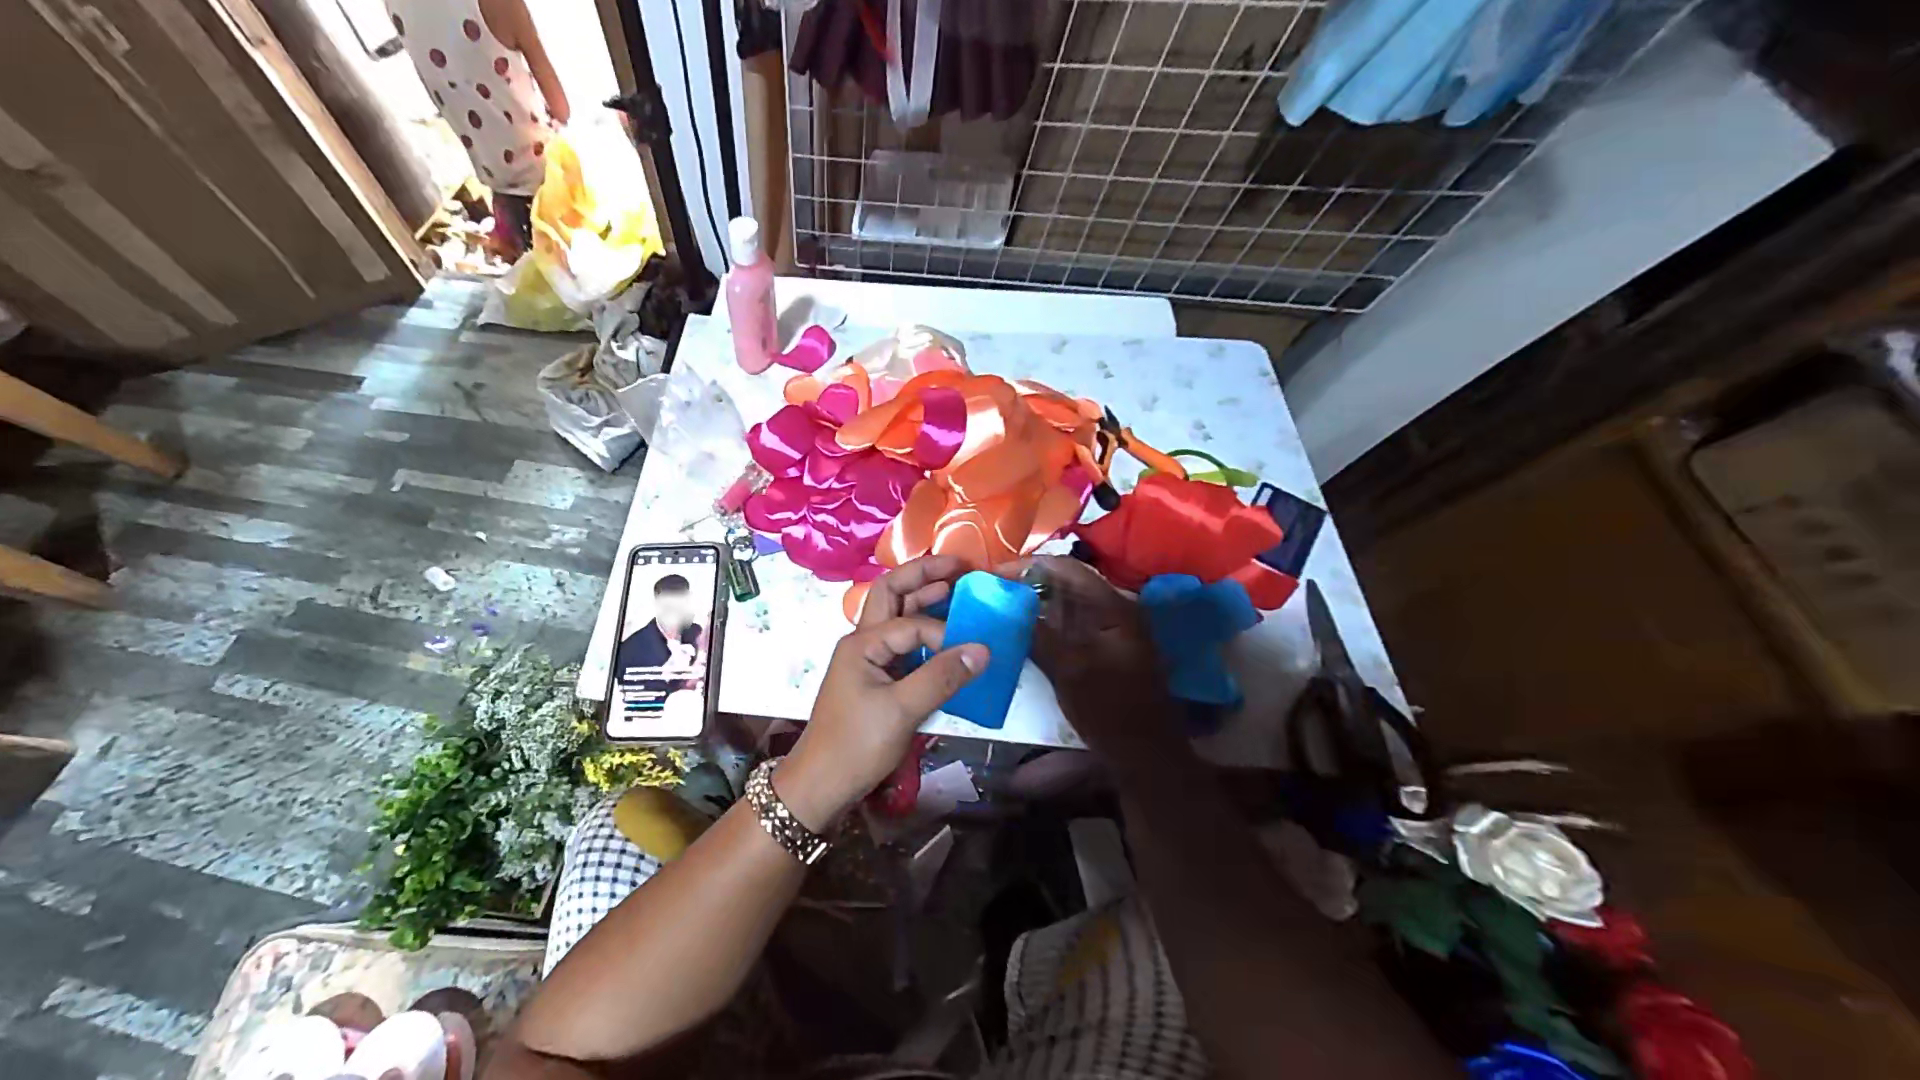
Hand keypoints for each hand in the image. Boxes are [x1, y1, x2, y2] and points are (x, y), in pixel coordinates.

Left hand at [778, 557, 984, 830]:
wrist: (821, 785)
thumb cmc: (855, 745)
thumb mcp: (901, 711)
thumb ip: (942, 677)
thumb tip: (984, 649)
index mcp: (862, 642)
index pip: (913, 623)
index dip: (945, 633)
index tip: (973, 650)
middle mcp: (863, 641)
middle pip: (892, 594)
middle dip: (923, 575)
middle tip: (959, 565)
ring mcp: (868, 658)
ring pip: (897, 615)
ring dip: (923, 599)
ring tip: (955, 587)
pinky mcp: (877, 677)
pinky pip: (903, 642)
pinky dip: (924, 631)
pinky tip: (946, 634)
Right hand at [1001, 556, 1172, 753]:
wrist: (1145, 755)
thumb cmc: (1111, 710)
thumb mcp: (1069, 670)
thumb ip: (1038, 635)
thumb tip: (1004, 607)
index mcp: (1114, 607)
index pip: (1067, 568)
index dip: (1028, 566)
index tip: (994, 574)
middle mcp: (1114, 610)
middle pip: (1066, 582)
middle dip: (1028, 583)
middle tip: (992, 589)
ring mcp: (1110, 629)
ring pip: (1066, 603)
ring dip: (1035, 602)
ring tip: (1000, 605)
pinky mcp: (1102, 648)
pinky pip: (1070, 624)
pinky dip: (1046, 622)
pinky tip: (1021, 630)